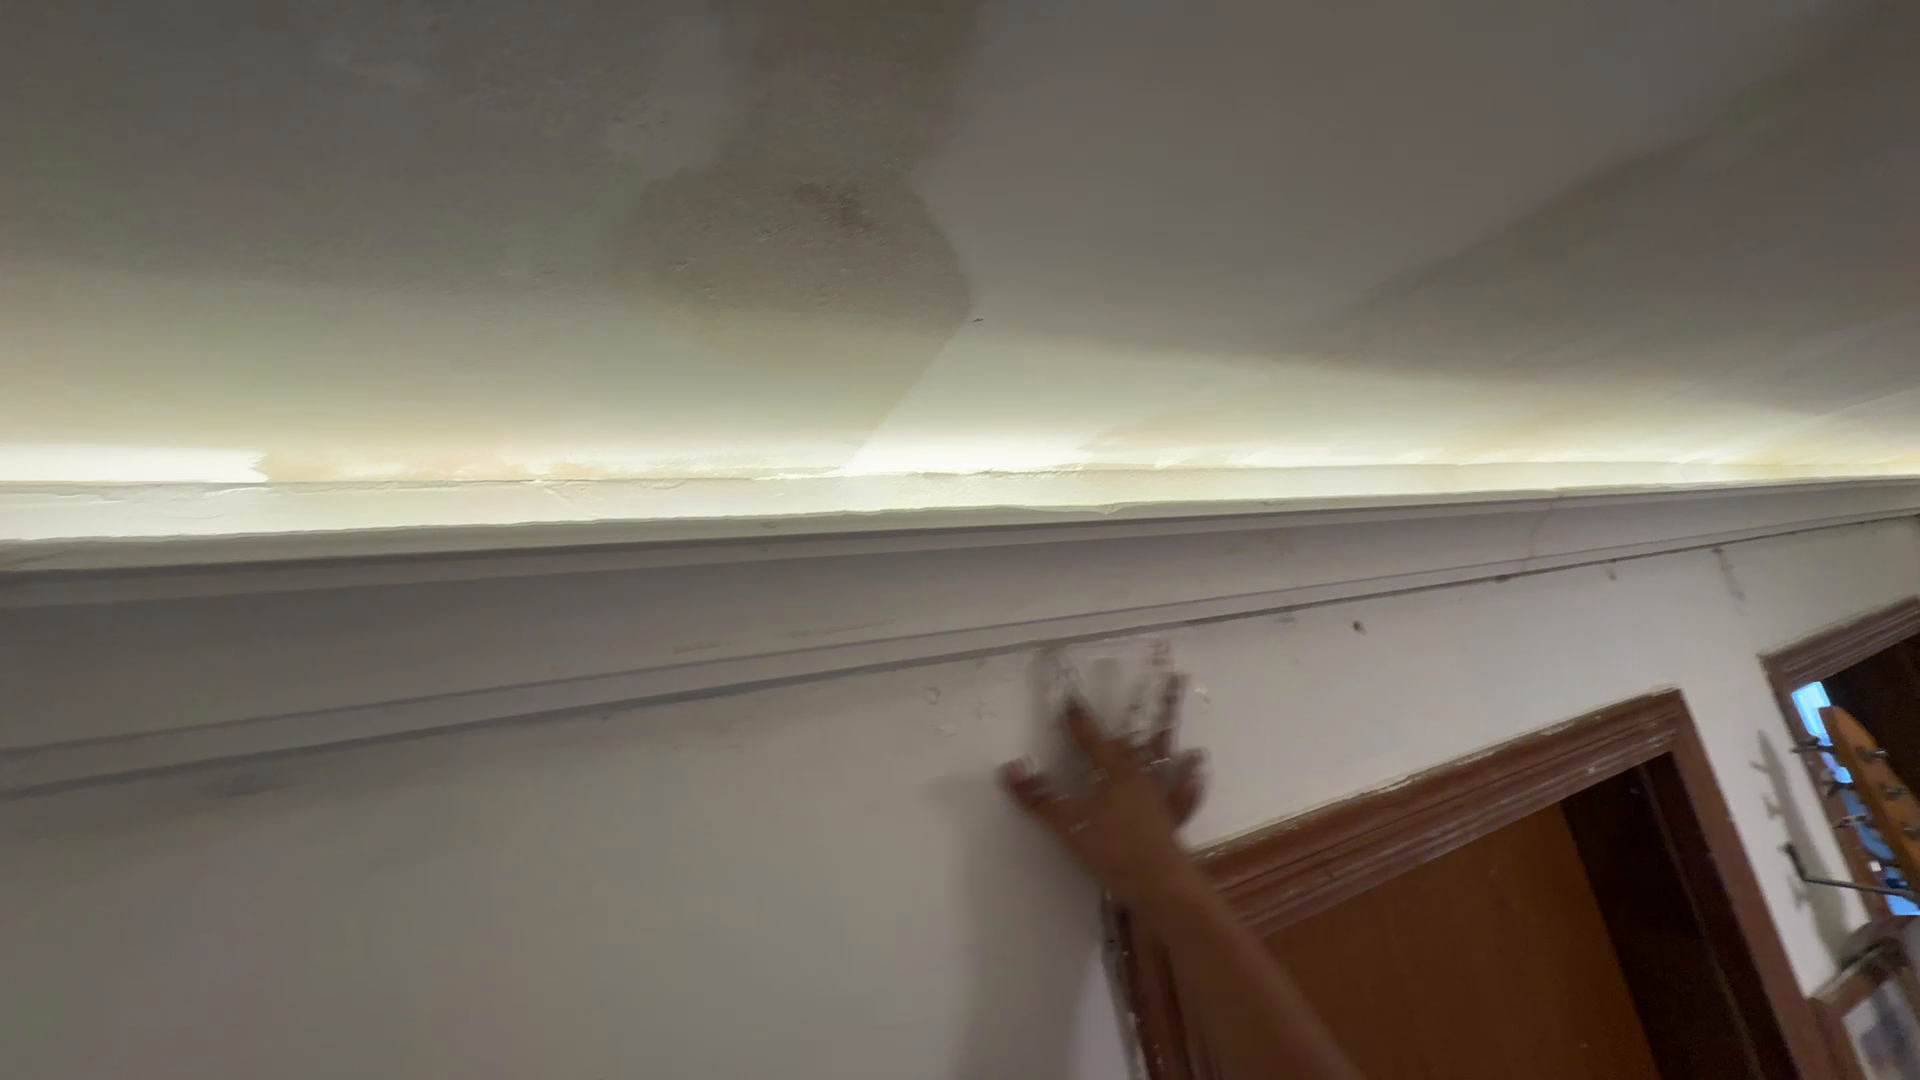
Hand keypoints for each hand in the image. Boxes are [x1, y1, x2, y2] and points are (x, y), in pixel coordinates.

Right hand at [999, 675, 1206, 907]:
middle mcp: (1139, 776)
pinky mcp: (1171, 819)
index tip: (1071, 700)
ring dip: (1171, 734)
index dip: (1077, 720)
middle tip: (1168, 674)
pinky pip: (1182, 795)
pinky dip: (1191, 781)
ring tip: (1180, 701)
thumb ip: (1038, 798)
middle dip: (1146, 707)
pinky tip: (1198, 768)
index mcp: (1113, 772)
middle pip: (1136, 737)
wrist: (1161, 887)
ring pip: (1165, 758)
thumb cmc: (1113, 850)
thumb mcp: (1068, 824)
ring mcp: (1158, 797)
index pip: (1090, 738)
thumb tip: (1010, 769)